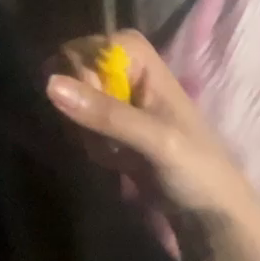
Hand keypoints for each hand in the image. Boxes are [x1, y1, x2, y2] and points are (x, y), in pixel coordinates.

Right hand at [48, 31, 259, 260]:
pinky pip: (74, 117)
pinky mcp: (105, 113)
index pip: (77, 51)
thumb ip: (105, 113)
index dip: (81, 86)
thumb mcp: (155, 140)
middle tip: (109, 140)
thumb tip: (49, 83)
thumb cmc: (195, 167)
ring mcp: (109, 85)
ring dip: (84, 132)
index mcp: (132, 49)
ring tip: (115, 152)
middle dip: (81, 112)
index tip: (102, 116)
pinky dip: (87, 142)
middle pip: (67, 72)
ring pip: (67, 98)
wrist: (210, 211)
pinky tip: (112, 158)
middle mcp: (116, 58)